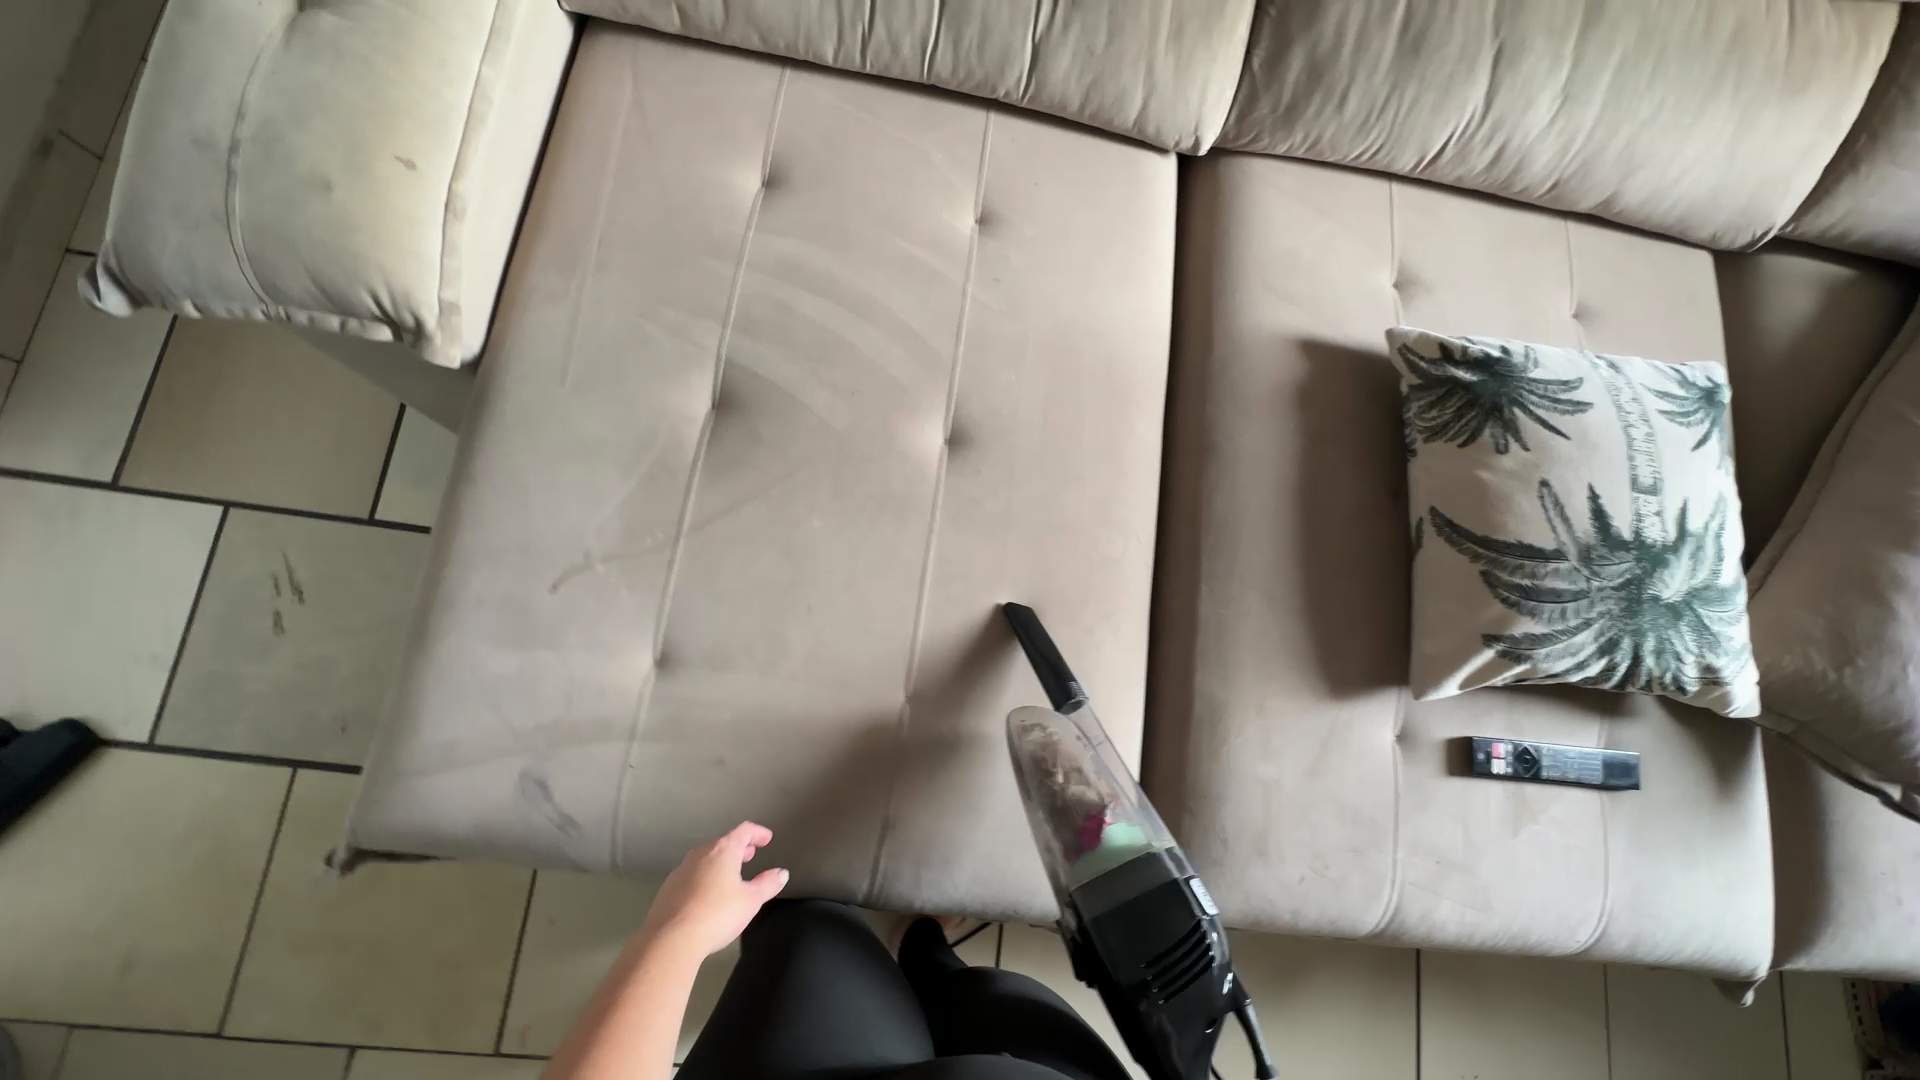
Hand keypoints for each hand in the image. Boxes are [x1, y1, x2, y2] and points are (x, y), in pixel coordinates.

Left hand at [640, 822, 788, 957]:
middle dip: (738, 847)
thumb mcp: (751, 901)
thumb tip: (781, 873)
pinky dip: (703, 877)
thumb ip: (768, 884)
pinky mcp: (667, 889)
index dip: (758, 833)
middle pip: (722, 843)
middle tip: (749, 854)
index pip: (744, 830)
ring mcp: (680, 871)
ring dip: (719, 862)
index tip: (766, 838)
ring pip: (704, 859)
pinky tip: (706, 895)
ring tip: (729, 875)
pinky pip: (690, 875)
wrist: (671, 940)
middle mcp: (700, 854)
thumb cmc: (717, 914)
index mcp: (723, 851)